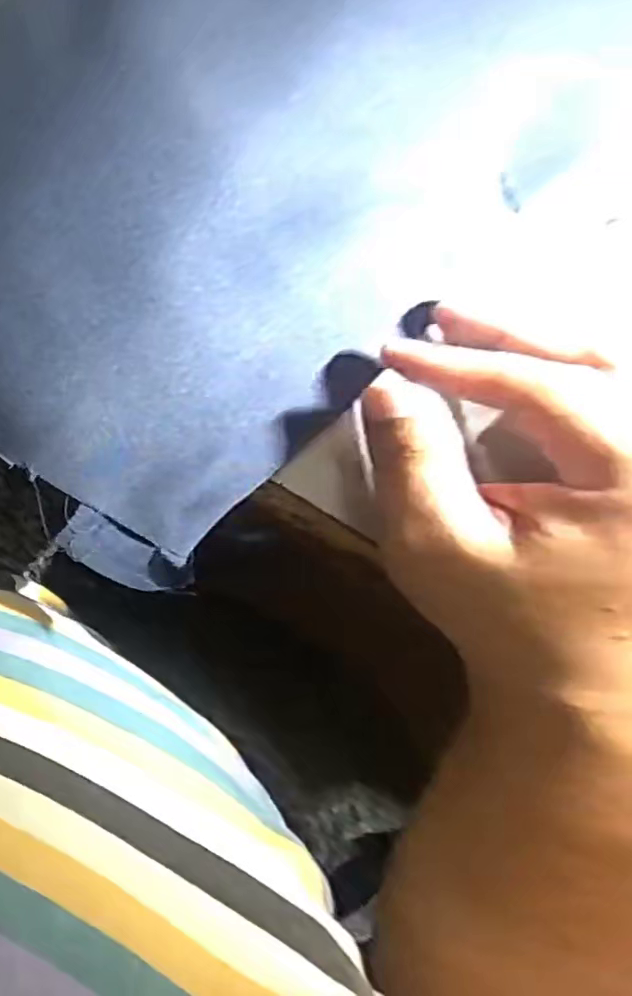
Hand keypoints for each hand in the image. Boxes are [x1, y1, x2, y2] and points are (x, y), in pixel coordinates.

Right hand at [365, 304, 631, 709]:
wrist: (595, 685)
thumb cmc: (507, 617)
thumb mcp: (436, 543)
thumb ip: (412, 463)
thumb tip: (386, 391)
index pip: (551, 392)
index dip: (466, 364)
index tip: (393, 351)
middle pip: (612, 369)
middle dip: (519, 335)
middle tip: (444, 312)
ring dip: (554, 348)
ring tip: (482, 327)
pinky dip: (586, 379)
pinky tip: (542, 365)